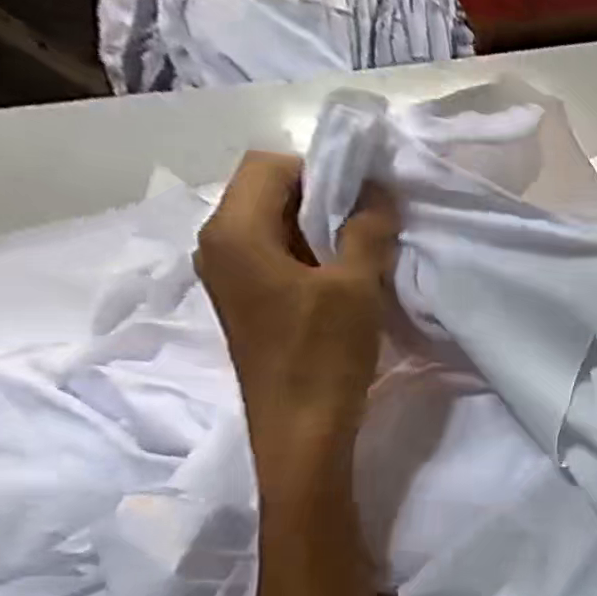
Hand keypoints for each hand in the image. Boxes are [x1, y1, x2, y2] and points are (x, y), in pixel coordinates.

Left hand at [196, 151, 398, 468]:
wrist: (301, 430)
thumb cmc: (323, 356)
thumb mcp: (355, 288)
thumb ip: (367, 232)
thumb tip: (378, 195)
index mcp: (233, 232)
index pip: (269, 165)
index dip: (320, 170)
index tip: (366, 198)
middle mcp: (217, 245)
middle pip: (268, 193)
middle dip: (323, 199)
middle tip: (372, 225)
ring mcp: (228, 277)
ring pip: (274, 227)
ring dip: (320, 230)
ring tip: (364, 254)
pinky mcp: (247, 304)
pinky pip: (275, 259)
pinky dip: (310, 257)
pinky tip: (345, 283)